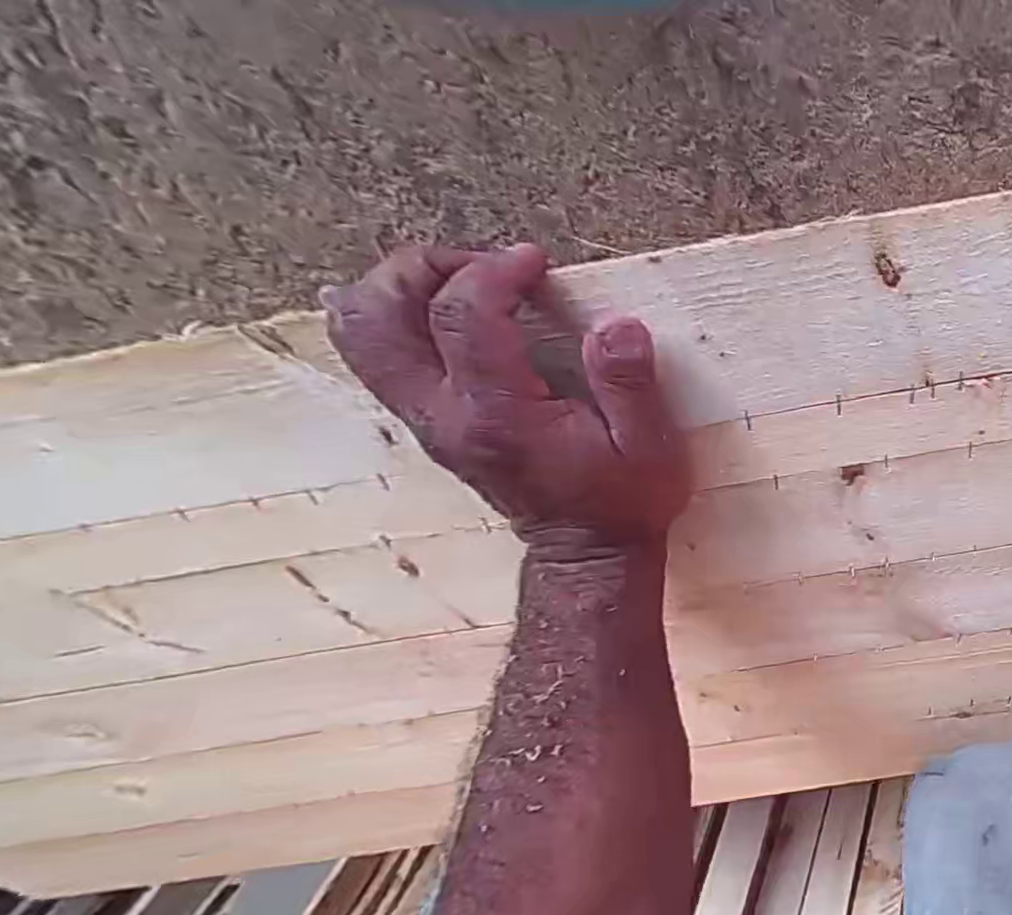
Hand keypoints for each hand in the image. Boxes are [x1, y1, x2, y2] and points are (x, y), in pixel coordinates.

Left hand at [322, 244, 689, 562]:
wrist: (590, 554)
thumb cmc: (624, 504)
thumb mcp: (649, 448)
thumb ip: (631, 385)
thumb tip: (617, 324)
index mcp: (501, 416)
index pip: (465, 317)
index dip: (496, 272)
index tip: (538, 263)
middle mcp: (448, 416)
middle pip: (378, 314)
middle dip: (425, 268)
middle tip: (487, 265)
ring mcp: (431, 423)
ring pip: (362, 333)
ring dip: (402, 290)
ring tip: (464, 282)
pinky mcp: (434, 426)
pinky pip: (383, 357)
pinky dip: (402, 319)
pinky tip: (448, 313)